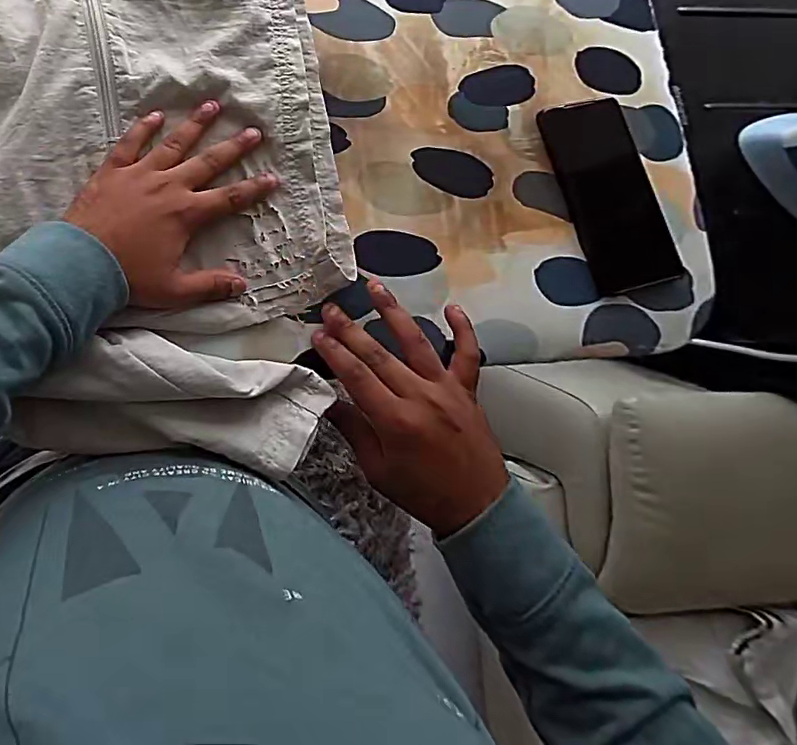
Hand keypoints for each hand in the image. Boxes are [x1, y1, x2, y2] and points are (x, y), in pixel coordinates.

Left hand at [64, 101, 278, 308]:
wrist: (82, 262)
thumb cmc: (129, 277)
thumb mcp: (173, 289)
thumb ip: (209, 286)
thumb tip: (242, 284)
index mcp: (186, 214)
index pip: (230, 198)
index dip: (254, 189)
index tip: (273, 177)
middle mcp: (169, 187)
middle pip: (208, 162)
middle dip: (234, 147)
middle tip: (254, 131)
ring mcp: (140, 175)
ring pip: (174, 144)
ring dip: (195, 125)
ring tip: (212, 106)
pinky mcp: (113, 171)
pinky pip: (131, 144)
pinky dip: (143, 128)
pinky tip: (154, 115)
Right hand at [313, 282, 508, 537]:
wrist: (478, 509)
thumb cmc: (423, 493)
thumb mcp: (377, 469)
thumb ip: (353, 430)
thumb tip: (328, 401)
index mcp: (395, 421)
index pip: (356, 377)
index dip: (334, 353)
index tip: (318, 335)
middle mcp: (421, 398)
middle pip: (378, 355)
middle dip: (350, 329)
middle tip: (331, 309)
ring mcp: (446, 391)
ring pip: (416, 342)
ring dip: (393, 312)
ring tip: (375, 287)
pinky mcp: (467, 391)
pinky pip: (467, 355)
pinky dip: (463, 330)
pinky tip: (452, 308)